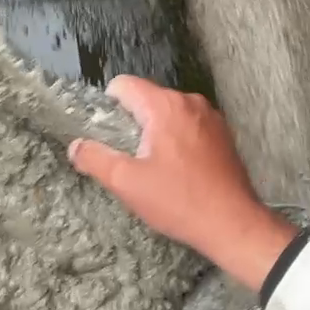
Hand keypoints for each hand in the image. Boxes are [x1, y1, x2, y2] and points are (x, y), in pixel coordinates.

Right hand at [70, 76, 297, 291]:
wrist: (234, 225)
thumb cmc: (180, 202)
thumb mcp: (127, 183)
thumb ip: (95, 159)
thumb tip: (75, 146)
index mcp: (164, 107)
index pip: (124, 84)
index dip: (107, 105)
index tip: (107, 134)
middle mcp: (189, 102)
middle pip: (146, 98)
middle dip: (132, 121)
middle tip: (129, 157)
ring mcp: (209, 116)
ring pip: (167, 112)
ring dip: (154, 131)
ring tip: (154, 167)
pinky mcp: (222, 133)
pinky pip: (187, 124)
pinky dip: (176, 138)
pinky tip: (177, 169)